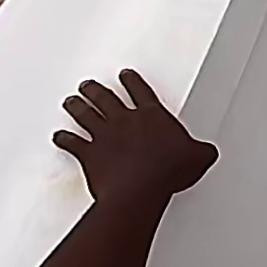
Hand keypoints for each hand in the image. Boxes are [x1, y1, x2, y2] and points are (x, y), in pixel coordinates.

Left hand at [54, 69, 218, 204]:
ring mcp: (104, 136)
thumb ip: (200, 150)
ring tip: (72, 101)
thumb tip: (206, 152)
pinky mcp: (89, 153)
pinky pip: (71, 142)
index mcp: (153, 117)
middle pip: (106, 97)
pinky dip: (64, 138)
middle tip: (89, 84)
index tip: (126, 75)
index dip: (133, 81)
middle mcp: (125, 121)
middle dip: (96, 89)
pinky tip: (60, 136)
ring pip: (85, 114)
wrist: (140, 191)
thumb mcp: (199, 158)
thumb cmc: (167, 172)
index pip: (141, 91)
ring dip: (77, 106)